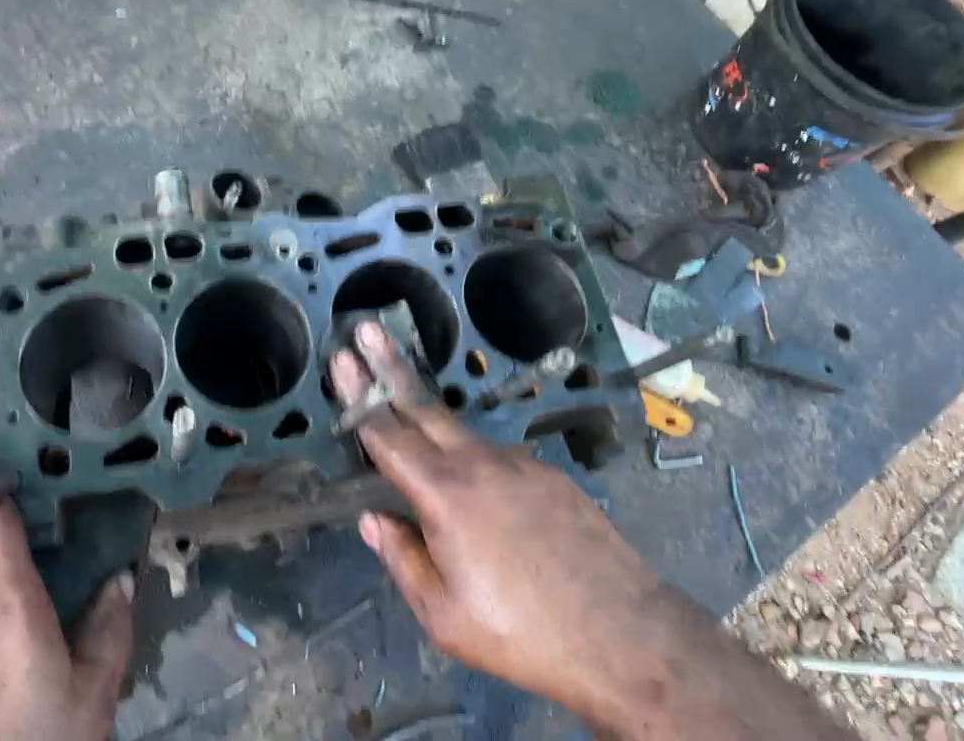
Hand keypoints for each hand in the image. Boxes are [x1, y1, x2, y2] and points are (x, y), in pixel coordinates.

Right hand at [330, 321, 661, 719]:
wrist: (622, 632)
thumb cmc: (521, 631)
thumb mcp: (444, 614)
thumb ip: (402, 558)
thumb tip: (374, 519)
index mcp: (443, 493)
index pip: (387, 434)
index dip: (358, 396)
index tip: (341, 358)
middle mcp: (479, 463)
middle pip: (422, 405)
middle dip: (389, 365)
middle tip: (366, 330)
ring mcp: (519, 462)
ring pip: (461, 435)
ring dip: (430, 421)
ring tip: (413, 429)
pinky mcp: (549, 474)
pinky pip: (498, 458)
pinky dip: (475, 462)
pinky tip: (482, 498)